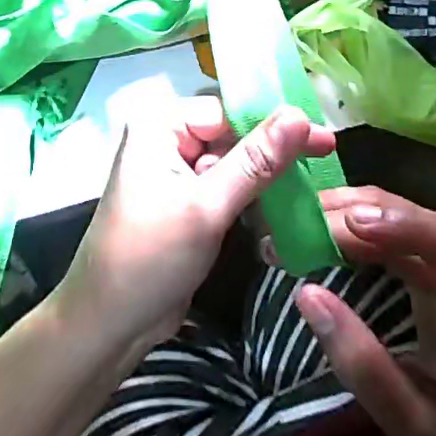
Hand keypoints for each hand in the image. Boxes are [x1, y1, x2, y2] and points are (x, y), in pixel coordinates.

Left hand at [55, 99, 335, 350]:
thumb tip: (301, 115)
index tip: (324, 139)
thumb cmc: (151, 257)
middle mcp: (165, 138)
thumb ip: (256, 161)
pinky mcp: (185, 201)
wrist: (109, 324)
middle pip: (231, 133)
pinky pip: (225, 186)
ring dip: (266, 175)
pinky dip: (252, 195)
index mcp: (159, 124)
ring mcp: (174, 171)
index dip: (275, 123)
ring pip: (232, 161)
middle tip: (326, 157)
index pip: (227, 110)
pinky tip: (284, 203)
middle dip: (273, 150)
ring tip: (313, 181)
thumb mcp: (208, 207)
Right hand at [292, 187, 435, 435]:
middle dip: (355, 215)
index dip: (417, 228)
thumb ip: (366, 370)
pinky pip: (391, 222)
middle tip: (291, 229)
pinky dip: (350, 220)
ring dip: (344, 212)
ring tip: (291, 226)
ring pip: (403, 211)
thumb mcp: (415, 427)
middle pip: (427, 221)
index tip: (354, 224)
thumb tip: (307, 293)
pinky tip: (315, 228)